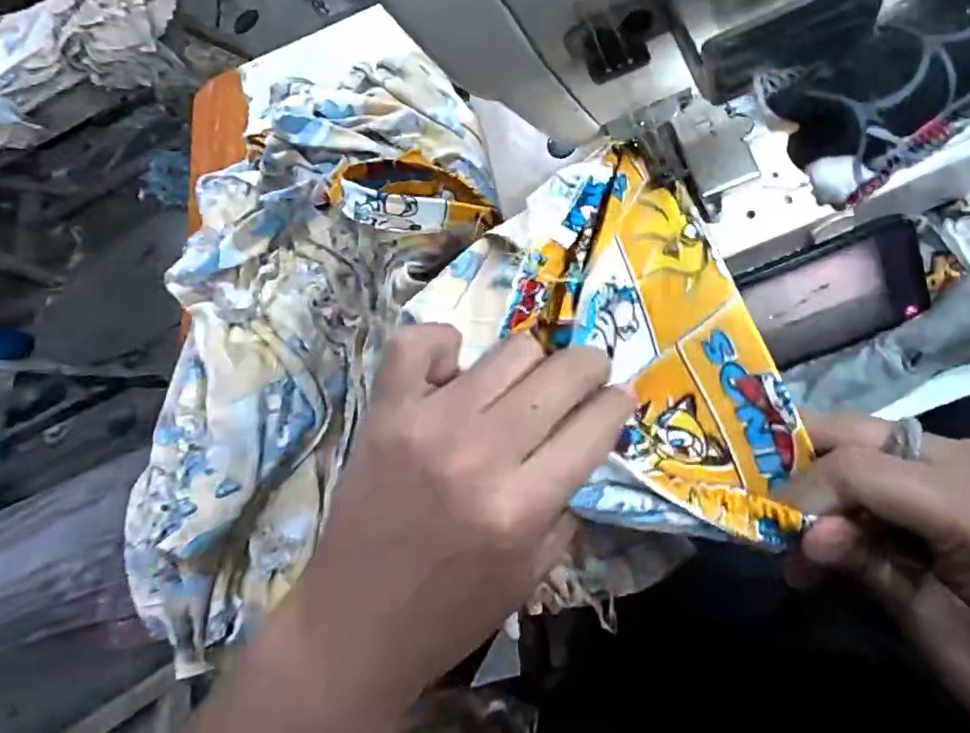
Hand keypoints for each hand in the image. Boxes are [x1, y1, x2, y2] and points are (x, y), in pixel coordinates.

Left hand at [196, 327, 635, 731]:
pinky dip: (444, 345)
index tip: (618, 399)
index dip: (618, 402)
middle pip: (565, 371)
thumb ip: (572, 498)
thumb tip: (593, 432)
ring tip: (518, 388)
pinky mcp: (385, 413)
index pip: (598, 422)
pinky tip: (454, 370)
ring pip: (514, 349)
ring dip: (531, 364)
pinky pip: (420, 342)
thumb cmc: (454, 607)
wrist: (351, 628)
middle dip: (591, 369)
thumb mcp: (535, 570)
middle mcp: (481, 455)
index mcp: (523, 506)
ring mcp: (429, 425)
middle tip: (583, 382)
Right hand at [787, 413, 969, 732]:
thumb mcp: (943, 634)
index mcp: (962, 493)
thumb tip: (804, 536)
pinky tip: (850, 535)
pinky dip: (866, 492)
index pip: (854, 465)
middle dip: (807, 464)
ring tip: (805, 541)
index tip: (769, 536)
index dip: (802, 495)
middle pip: (859, 433)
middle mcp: (962, 455)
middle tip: (772, 515)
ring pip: (874, 445)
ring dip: (833, 481)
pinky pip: (900, 468)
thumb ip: (872, 568)